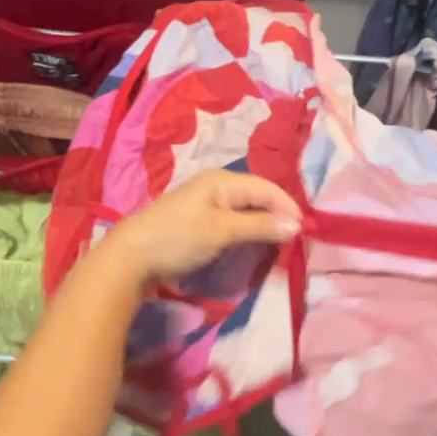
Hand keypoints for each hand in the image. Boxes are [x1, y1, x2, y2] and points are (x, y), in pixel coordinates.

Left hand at [89, 171, 302, 286]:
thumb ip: (259, 226)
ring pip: (246, 206)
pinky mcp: (199, 217)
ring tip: (280, 240)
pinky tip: (254, 239)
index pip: (267, 188)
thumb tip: (296, 224)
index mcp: (223, 180)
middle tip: (296, 238)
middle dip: (278, 213)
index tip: (305, 231)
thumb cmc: (178, 238)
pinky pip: (234, 216)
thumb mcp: (222, 231)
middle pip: (258, 195)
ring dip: (264, 221)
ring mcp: (206, 200)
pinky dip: (248, 227)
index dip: (288, 207)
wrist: (131, 255)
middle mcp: (217, 184)